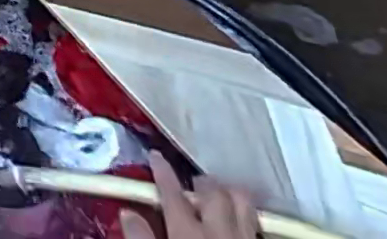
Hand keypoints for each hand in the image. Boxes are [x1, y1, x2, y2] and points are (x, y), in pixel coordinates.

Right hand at [120, 152, 260, 238]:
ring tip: (221, 194)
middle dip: (203, 182)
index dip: (161, 170)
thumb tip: (127, 213)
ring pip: (244, 204)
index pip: (171, 191)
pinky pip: (259, 226)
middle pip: (214, 192)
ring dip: (231, 194)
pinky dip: (250, 217)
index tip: (155, 156)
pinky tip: (243, 220)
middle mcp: (219, 232)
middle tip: (193, 181)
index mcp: (187, 233)